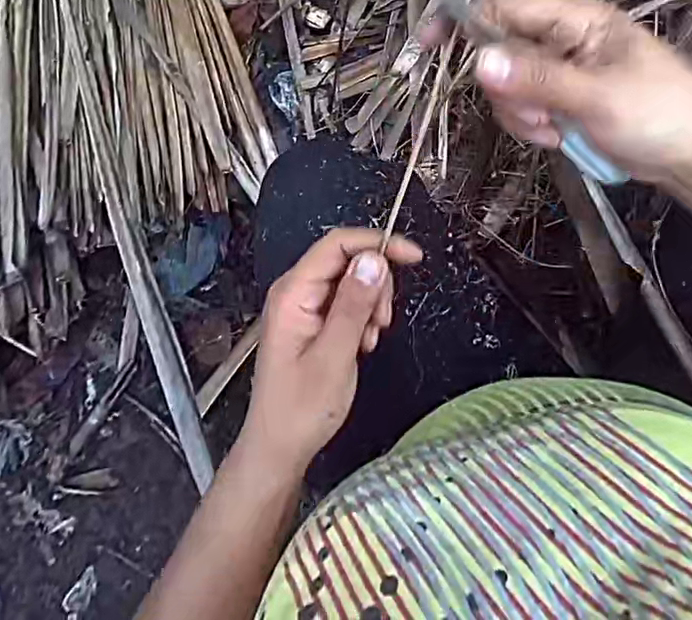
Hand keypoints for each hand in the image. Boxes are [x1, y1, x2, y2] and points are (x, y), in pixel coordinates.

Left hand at [240, 229, 422, 473]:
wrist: (278, 448)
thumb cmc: (300, 410)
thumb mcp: (334, 357)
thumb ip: (354, 305)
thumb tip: (374, 259)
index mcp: (293, 292)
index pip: (337, 244)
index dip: (377, 243)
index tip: (413, 257)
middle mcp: (295, 290)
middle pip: (347, 260)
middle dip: (375, 283)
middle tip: (382, 322)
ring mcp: (302, 304)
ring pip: (351, 281)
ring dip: (370, 305)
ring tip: (368, 340)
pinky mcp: (311, 319)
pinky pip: (346, 301)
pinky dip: (362, 317)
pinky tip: (361, 344)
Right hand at [470, 0, 691, 185]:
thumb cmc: (664, 115)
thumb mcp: (597, 96)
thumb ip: (537, 78)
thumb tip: (479, 62)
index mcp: (577, 19)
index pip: (504, 7)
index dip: (464, 22)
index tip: (429, 45)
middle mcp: (565, 38)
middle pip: (501, 51)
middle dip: (508, 90)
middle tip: (536, 118)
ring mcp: (563, 70)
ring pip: (509, 84)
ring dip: (520, 113)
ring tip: (555, 131)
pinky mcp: (564, 99)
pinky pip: (525, 106)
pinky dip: (533, 124)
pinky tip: (560, 137)